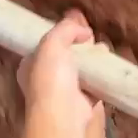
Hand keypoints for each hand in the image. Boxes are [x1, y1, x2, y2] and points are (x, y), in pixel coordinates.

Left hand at [19, 10, 95, 130]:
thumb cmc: (51, 77)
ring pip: (79, 70)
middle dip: (78, 45)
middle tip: (91, 35)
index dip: (60, 33)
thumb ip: (65, 29)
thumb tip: (82, 29)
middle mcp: (44, 80)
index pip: (45, 44)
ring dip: (91, 59)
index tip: (76, 24)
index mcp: (30, 65)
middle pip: (64, 56)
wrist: (63, 114)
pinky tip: (107, 65)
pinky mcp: (81, 103)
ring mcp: (62, 93)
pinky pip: (92, 84)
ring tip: (102, 48)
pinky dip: (100, 75)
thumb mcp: (52, 42)